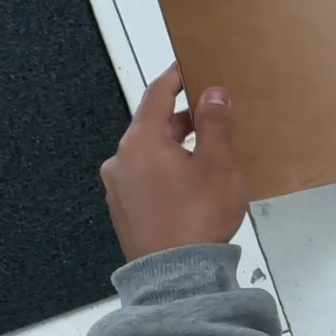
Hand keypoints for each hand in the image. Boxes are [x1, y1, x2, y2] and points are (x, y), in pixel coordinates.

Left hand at [100, 63, 247, 260]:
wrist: (176, 271)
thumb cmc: (200, 211)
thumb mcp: (217, 164)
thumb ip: (213, 125)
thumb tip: (213, 92)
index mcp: (141, 142)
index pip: (157, 96)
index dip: (175, 77)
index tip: (190, 63)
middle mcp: (120, 159)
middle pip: (153, 125)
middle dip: (183, 116)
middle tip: (215, 110)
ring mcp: (118, 185)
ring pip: (151, 151)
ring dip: (177, 143)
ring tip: (210, 148)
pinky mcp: (124, 207)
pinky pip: (148, 173)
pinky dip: (169, 165)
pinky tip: (193, 177)